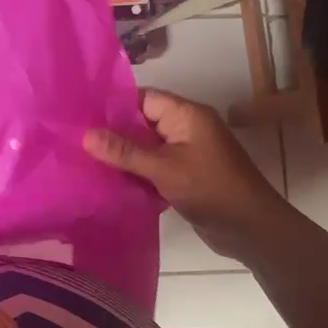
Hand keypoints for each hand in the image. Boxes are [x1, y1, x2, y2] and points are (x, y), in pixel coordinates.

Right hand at [84, 89, 285, 256]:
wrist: (252, 229)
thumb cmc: (209, 189)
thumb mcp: (162, 168)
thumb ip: (124, 151)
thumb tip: (86, 135)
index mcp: (186, 115)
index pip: (142, 98)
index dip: (112, 104)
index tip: (80, 115)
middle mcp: (187, 128)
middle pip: (142, 122)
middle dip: (113, 132)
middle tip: (76, 139)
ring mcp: (187, 152)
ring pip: (147, 146)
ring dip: (123, 155)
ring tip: (85, 159)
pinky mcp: (186, 174)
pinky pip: (155, 166)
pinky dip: (136, 172)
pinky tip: (109, 180)